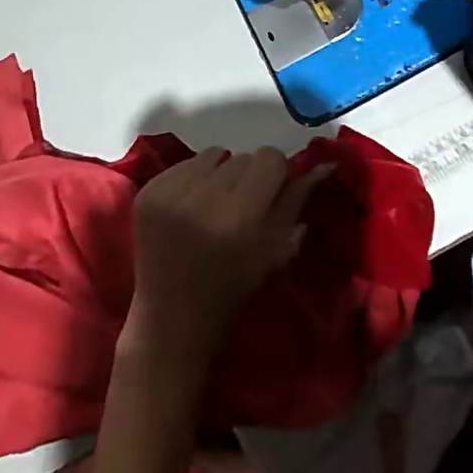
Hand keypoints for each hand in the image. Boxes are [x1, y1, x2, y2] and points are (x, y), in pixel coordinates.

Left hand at [129, 147, 329, 353]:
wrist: (172, 318)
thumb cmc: (233, 286)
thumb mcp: (276, 248)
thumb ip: (297, 200)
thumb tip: (324, 164)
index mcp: (240, 215)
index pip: (270, 157)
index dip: (274, 175)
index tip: (269, 196)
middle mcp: (203, 198)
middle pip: (243, 156)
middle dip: (248, 177)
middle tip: (241, 207)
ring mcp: (170, 193)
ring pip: (215, 154)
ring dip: (220, 174)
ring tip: (214, 205)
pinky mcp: (148, 192)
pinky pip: (186, 164)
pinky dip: (194, 179)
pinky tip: (191, 208)